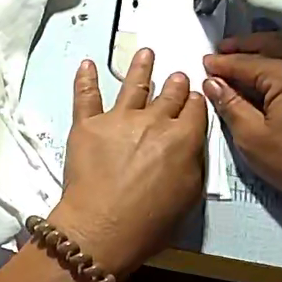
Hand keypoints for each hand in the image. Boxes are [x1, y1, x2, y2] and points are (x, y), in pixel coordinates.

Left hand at [50, 48, 207, 276]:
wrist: (103, 227)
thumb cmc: (149, 223)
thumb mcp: (189, 195)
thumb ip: (192, 162)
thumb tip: (189, 145)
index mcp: (183, 138)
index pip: (195, 110)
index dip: (195, 102)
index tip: (193, 99)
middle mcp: (153, 121)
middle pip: (168, 94)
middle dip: (174, 84)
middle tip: (176, 77)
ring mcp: (118, 119)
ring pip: (133, 85)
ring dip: (141, 68)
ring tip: (146, 53)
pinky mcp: (87, 125)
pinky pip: (86, 96)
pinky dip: (86, 79)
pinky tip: (87, 65)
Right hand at [203, 33, 281, 215]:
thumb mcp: (252, 138)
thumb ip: (230, 105)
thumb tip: (214, 84)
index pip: (247, 62)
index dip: (222, 64)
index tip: (206, 64)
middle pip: (272, 45)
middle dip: (244, 47)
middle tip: (223, 51)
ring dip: (269, 45)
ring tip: (250, 52)